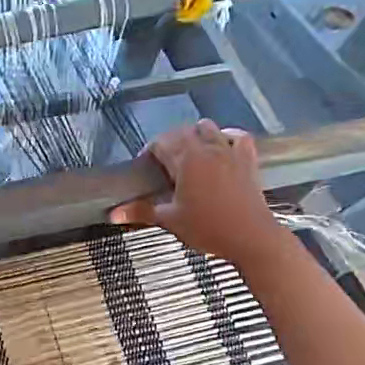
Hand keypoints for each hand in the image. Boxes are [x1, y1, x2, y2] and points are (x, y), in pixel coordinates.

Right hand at [109, 119, 289, 266]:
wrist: (251, 237)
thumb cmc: (209, 228)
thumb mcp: (170, 220)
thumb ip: (140, 211)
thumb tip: (113, 213)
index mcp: (187, 159)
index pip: (161, 142)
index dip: (149, 151)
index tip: (145, 165)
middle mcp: (208, 148)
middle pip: (183, 131)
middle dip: (169, 142)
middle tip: (162, 163)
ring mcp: (230, 150)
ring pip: (207, 127)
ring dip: (194, 135)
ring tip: (187, 155)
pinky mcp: (247, 159)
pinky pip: (235, 136)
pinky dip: (225, 137)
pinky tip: (221, 147)